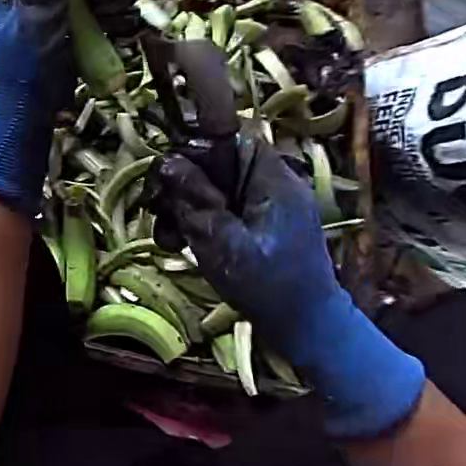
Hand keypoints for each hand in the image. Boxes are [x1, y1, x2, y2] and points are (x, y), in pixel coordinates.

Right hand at [156, 137, 425, 438]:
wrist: (309, 331)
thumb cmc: (269, 287)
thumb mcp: (224, 244)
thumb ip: (196, 201)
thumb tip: (167, 162)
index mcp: (272, 178)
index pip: (231, 135)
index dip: (196, 144)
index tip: (169, 171)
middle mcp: (270, 182)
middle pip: (216, 160)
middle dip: (183, 182)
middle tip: (157, 207)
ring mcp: (265, 203)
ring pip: (213, 184)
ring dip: (184, 205)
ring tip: (169, 235)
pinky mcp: (258, 222)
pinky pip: (222, 206)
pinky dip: (199, 220)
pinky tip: (179, 243)